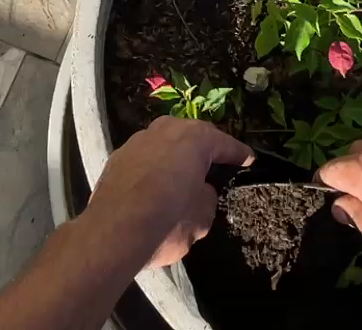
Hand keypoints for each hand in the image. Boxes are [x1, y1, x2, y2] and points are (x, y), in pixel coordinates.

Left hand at [85, 116, 251, 267]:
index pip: (225, 144)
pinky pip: (145, 158)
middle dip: (204, 151)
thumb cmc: (168, 220)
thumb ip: (207, 197)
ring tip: (180, 178)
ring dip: (175, 157)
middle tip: (215, 168)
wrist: (113, 232)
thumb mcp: (202, 217)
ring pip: (166, 144)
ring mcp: (140, 139)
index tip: (248, 160)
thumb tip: (199, 190)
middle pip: (193, 137)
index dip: (239, 155)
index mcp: (196, 138)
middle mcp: (168, 128)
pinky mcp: (119, 155)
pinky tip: (153, 187)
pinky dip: (153, 167)